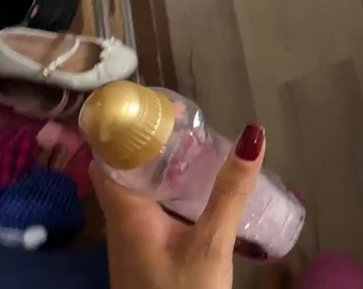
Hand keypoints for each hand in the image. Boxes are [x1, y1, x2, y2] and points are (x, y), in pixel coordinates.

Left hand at [95, 123, 267, 288]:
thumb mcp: (212, 245)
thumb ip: (231, 191)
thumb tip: (253, 132)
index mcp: (127, 216)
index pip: (108, 159)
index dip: (125, 126)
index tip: (159, 103)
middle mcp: (123, 226)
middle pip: (126, 170)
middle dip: (153, 140)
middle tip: (191, 118)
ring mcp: (133, 245)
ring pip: (141, 191)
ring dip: (164, 165)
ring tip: (201, 143)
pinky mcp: (148, 259)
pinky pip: (153, 209)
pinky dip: (173, 188)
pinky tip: (202, 187)